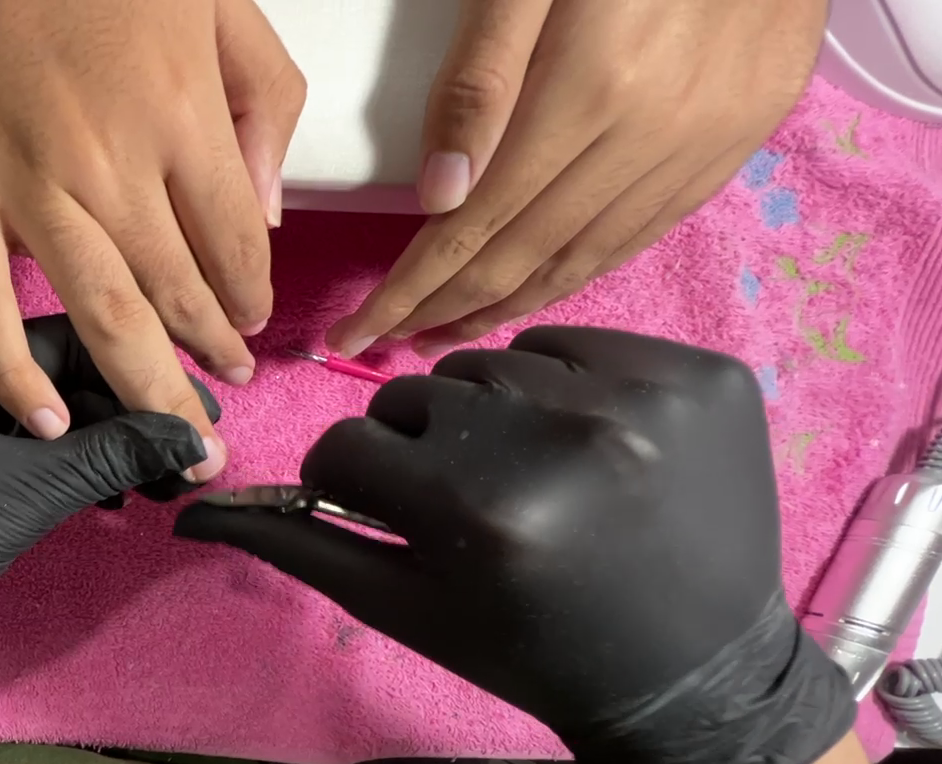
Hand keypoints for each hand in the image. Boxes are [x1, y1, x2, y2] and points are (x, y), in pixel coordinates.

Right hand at [0, 0, 304, 479]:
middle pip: (177, 295)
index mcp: (179, 107)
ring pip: (100, 314)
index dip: (247, 301)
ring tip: (170, 432)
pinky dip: (13, 374)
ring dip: (145, 386)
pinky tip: (48, 422)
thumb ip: (256, 96)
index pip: (233, 242)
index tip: (248, 332)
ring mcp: (25, 189)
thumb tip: (265, 209)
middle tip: (218, 411)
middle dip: (207, 362)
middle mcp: (111, 163)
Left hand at [0, 316, 214, 726]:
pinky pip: (31, 460)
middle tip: (193, 450)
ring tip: (166, 480)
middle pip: (61, 386)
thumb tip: (200, 441)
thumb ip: (111, 458)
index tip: (201, 405)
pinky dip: (74, 476)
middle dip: (127, 421)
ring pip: (52, 428)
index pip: (63, 344)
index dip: (137, 372)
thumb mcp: (22, 495)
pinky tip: (118, 496)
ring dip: (107, 453)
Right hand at [177, 327, 852, 763]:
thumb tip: (194, 512)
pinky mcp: (701, 374)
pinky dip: (553, 387)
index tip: (381, 510)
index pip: (343, 447)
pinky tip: (580, 443)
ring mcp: (640, 399)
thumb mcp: (393, 605)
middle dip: (409, 444)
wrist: (685, 672)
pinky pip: (571, 344)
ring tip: (515, 470)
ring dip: (476, 413)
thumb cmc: (514, 646)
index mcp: (472, 510)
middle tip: (452, 496)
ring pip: (484, 364)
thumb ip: (294, 545)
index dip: (348, 480)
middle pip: (409, 396)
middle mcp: (556, 439)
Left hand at [327, 0, 825, 357]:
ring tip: (442, 336)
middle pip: (516, 260)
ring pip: (576, 264)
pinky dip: (569, 279)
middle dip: (440, 313)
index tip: (356, 335)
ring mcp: (707, 139)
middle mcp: (651, 133)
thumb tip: (437, 200)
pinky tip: (525, 296)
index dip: (404, 294)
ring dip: (500, 311)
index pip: (467, 232)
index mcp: (588, 94)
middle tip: (388, 343)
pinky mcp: (743, 135)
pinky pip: (637, 238)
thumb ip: (478, 85)